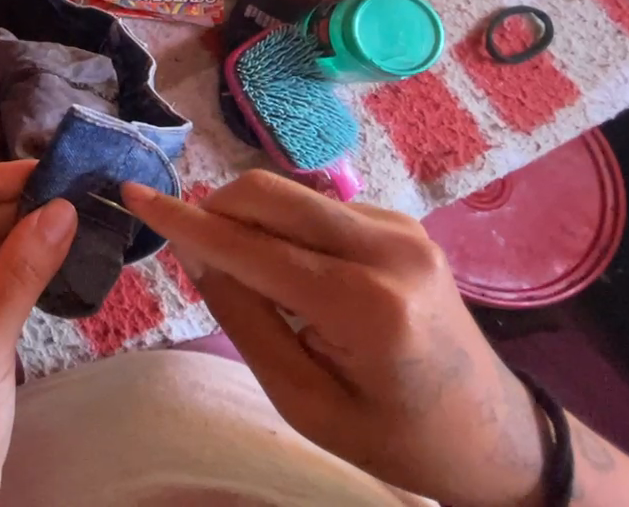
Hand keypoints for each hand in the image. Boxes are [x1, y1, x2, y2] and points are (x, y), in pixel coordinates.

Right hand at [122, 171, 548, 506]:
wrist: (496, 436)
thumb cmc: (392, 435)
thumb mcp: (302, 401)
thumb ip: (242, 316)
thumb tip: (195, 251)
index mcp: (364, 305)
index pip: (247, 246)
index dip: (181, 219)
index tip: (132, 193)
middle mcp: (386, 248)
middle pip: (263, 193)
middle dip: (214, 213)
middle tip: (203, 259)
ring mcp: (398, 227)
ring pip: (282, 193)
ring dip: (247, 221)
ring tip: (260, 279)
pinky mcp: (399, 221)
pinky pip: (309, 204)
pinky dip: (280, 227)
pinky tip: (299, 272)